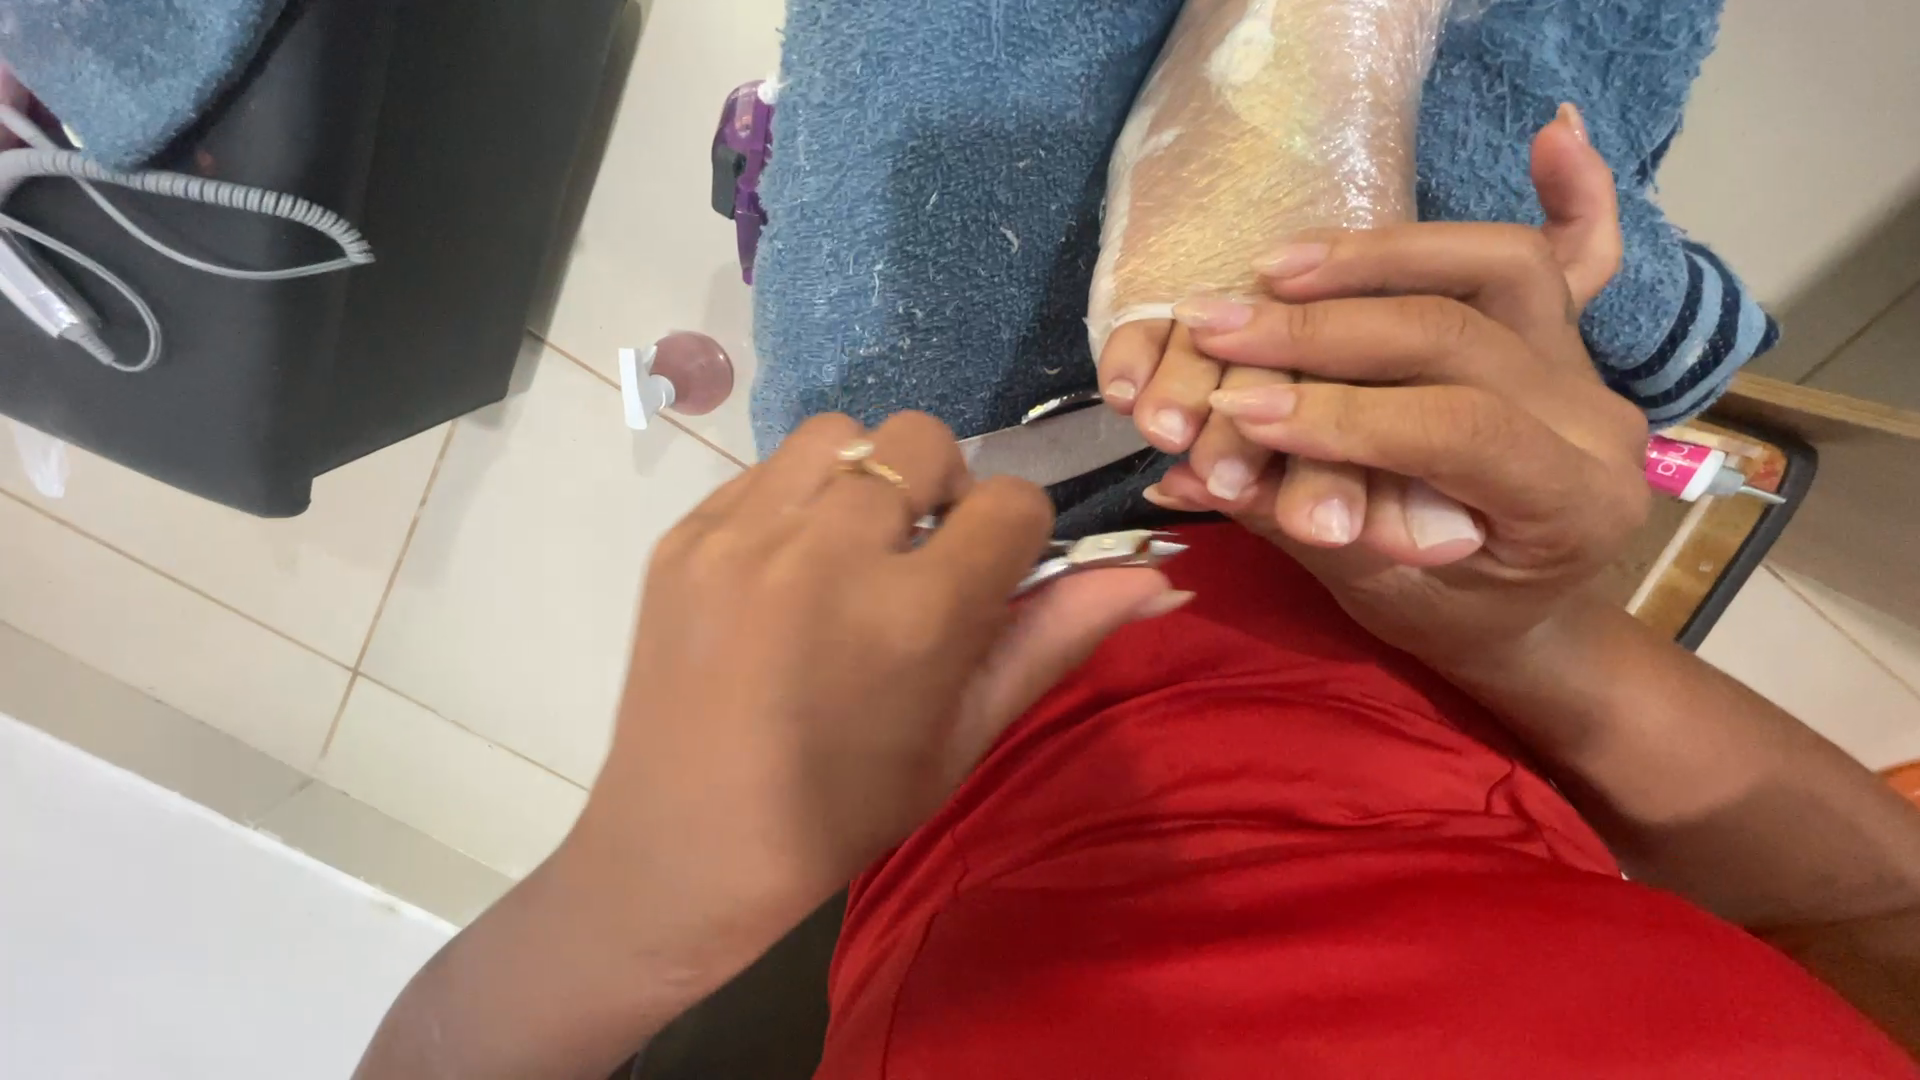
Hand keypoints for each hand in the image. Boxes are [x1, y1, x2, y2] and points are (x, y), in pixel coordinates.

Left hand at [577, 412, 1176, 972]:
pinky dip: (796, 501)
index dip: (1017, 532)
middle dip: (944, 486)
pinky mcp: (683, 536)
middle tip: (919, 554)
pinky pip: (764, 472)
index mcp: (914, 614)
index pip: (1011, 502)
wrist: (687, 844)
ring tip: (851, 546)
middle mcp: (827, 553)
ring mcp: (741, 536)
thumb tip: (1157, 577)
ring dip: (866, 475)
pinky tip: (784, 568)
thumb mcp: (967, 732)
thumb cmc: (847, 804)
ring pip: (840, 434)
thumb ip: (1057, 638)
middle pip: (922, 441)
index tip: (990, 571)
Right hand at [1142, 109, 1650, 671]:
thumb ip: (1291, 521)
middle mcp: (1592, 418)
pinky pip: (1572, 253)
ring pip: (1499, 269)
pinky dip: (1571, 191)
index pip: (1454, 430)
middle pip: (1457, 334)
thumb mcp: (1369, 593)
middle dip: (1320, 333)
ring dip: (1374, 258)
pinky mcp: (1561, 339)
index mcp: (1565, 506)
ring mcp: (1582, 366)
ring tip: (1271, 268)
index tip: (1238, 409)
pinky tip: (1556, 134)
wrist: (1525, 612)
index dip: (1340, 415)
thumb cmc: (1449, 619)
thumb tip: (1183, 477)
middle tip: (1213, 327)